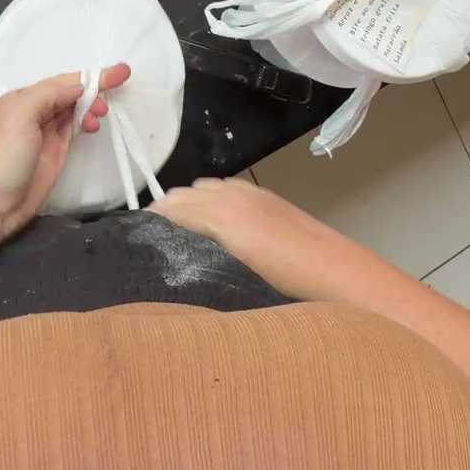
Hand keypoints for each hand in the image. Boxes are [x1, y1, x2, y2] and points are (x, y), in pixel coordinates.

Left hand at [0, 64, 129, 241]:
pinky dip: (87, 121)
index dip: (90, 75)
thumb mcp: (21, 115)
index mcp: (23, 98)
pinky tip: (94, 123)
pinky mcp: (56, 152)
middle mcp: (35, 112)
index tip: (119, 72)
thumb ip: (49, 94)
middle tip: (121, 84)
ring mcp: (46, 133)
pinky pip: (75, 128)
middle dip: (96, 86)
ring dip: (93, 104)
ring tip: (103, 112)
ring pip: (75, 109)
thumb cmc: (2, 157)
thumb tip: (79, 86)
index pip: (63, 81)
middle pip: (71, 92)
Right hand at [150, 176, 372, 301]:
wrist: (333, 270)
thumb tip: (175, 256)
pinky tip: (214, 220)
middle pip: (182, 194)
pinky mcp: (263, 194)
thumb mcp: (237, 276)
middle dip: (164, 211)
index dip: (151, 222)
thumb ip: (202, 258)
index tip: (136, 239)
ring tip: (179, 229)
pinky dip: (209, 197)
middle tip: (153, 238)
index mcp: (220, 215)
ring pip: (202, 187)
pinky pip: (223, 186)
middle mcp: (230, 196)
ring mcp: (248, 192)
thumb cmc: (284, 282)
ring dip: (186, 202)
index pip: (170, 209)